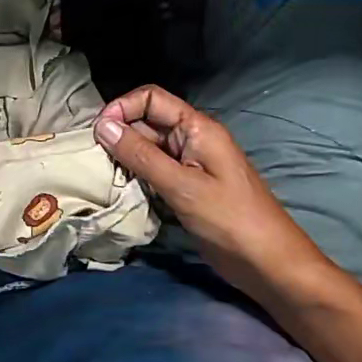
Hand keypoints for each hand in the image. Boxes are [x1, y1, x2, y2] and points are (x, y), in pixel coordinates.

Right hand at [94, 85, 326, 282]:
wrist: (268, 263)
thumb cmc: (230, 220)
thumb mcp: (182, 186)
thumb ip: (140, 155)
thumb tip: (102, 126)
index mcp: (197, 128)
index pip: (151, 98)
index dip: (122, 108)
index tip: (97, 132)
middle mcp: (191, 140)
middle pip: (145, 123)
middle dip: (117, 135)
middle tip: (93, 159)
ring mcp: (188, 165)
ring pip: (146, 149)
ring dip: (123, 158)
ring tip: (101, 175)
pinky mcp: (185, 187)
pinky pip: (152, 172)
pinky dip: (135, 176)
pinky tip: (120, 190)